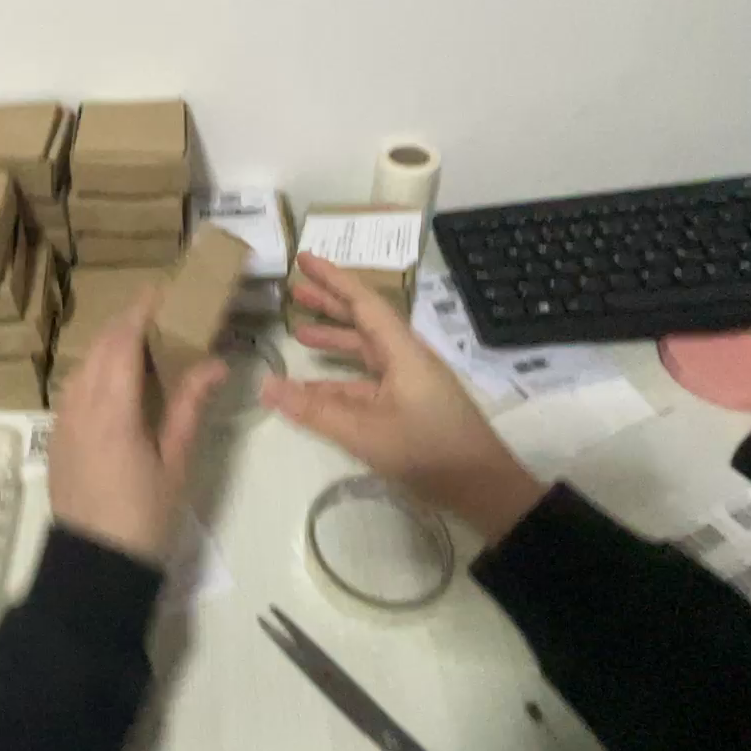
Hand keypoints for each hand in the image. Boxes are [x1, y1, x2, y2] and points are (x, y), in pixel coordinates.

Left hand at [50, 290, 227, 564]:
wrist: (94, 565)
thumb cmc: (144, 517)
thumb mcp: (175, 464)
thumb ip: (189, 406)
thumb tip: (215, 362)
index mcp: (112, 408)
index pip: (123, 340)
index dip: (141, 309)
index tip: (163, 290)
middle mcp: (80, 403)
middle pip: (100, 345)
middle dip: (127, 321)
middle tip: (161, 313)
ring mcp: (62, 418)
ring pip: (83, 362)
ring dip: (109, 343)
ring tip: (143, 342)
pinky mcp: (57, 434)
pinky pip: (74, 384)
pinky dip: (95, 367)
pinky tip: (117, 379)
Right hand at [260, 253, 546, 541]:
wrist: (485, 491)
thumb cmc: (429, 452)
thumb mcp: (365, 432)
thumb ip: (313, 409)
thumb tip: (266, 385)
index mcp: (403, 352)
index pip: (363, 303)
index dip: (332, 278)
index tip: (304, 259)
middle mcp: (405, 359)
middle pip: (363, 320)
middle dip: (329, 303)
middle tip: (294, 288)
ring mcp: (408, 382)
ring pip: (364, 350)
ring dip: (333, 338)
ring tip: (298, 330)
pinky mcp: (407, 405)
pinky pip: (365, 381)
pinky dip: (338, 377)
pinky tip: (312, 385)